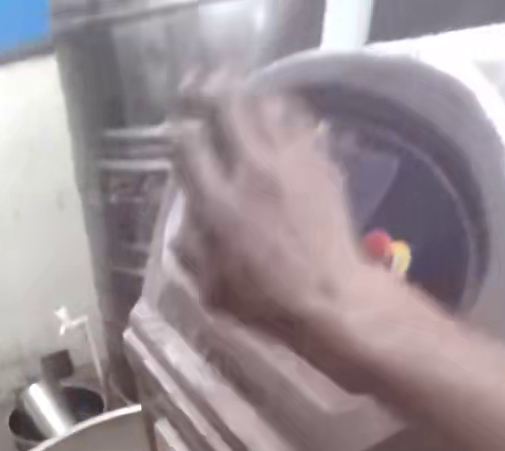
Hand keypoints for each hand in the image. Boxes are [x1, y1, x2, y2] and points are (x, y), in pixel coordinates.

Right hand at [172, 86, 377, 343]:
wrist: (328, 297)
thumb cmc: (265, 303)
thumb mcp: (212, 289)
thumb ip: (190, 250)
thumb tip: (181, 222)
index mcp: (217, 205)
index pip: (188, 145)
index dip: (177, 133)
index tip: (176, 134)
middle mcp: (250, 171)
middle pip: (224, 105)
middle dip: (205, 92)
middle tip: (198, 92)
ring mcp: (288, 161)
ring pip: (263, 102)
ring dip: (245, 96)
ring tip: (236, 100)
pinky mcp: (319, 161)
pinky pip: (297, 119)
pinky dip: (281, 111)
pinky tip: (275, 119)